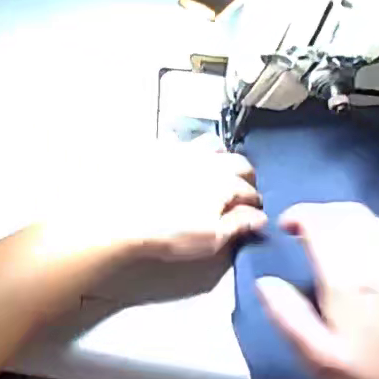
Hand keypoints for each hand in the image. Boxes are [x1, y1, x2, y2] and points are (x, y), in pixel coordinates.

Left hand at [43, 137, 266, 265]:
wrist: (121, 216)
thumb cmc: (168, 232)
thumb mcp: (210, 239)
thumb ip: (238, 225)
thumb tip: (258, 217)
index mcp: (225, 182)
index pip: (250, 191)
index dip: (253, 203)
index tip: (250, 213)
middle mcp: (208, 160)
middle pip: (237, 162)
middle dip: (244, 175)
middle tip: (240, 189)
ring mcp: (182, 150)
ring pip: (211, 144)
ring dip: (219, 155)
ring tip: (214, 168)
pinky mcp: (157, 147)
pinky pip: (178, 140)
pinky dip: (185, 148)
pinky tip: (179, 157)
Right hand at [256, 202, 378, 378]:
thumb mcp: (323, 361)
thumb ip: (288, 316)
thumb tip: (265, 282)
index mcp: (348, 273)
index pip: (320, 221)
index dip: (299, 215)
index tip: (284, 228)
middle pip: (347, 212)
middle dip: (320, 213)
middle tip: (303, 232)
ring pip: (373, 221)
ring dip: (345, 219)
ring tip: (330, 242)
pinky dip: (369, 233)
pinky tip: (366, 260)